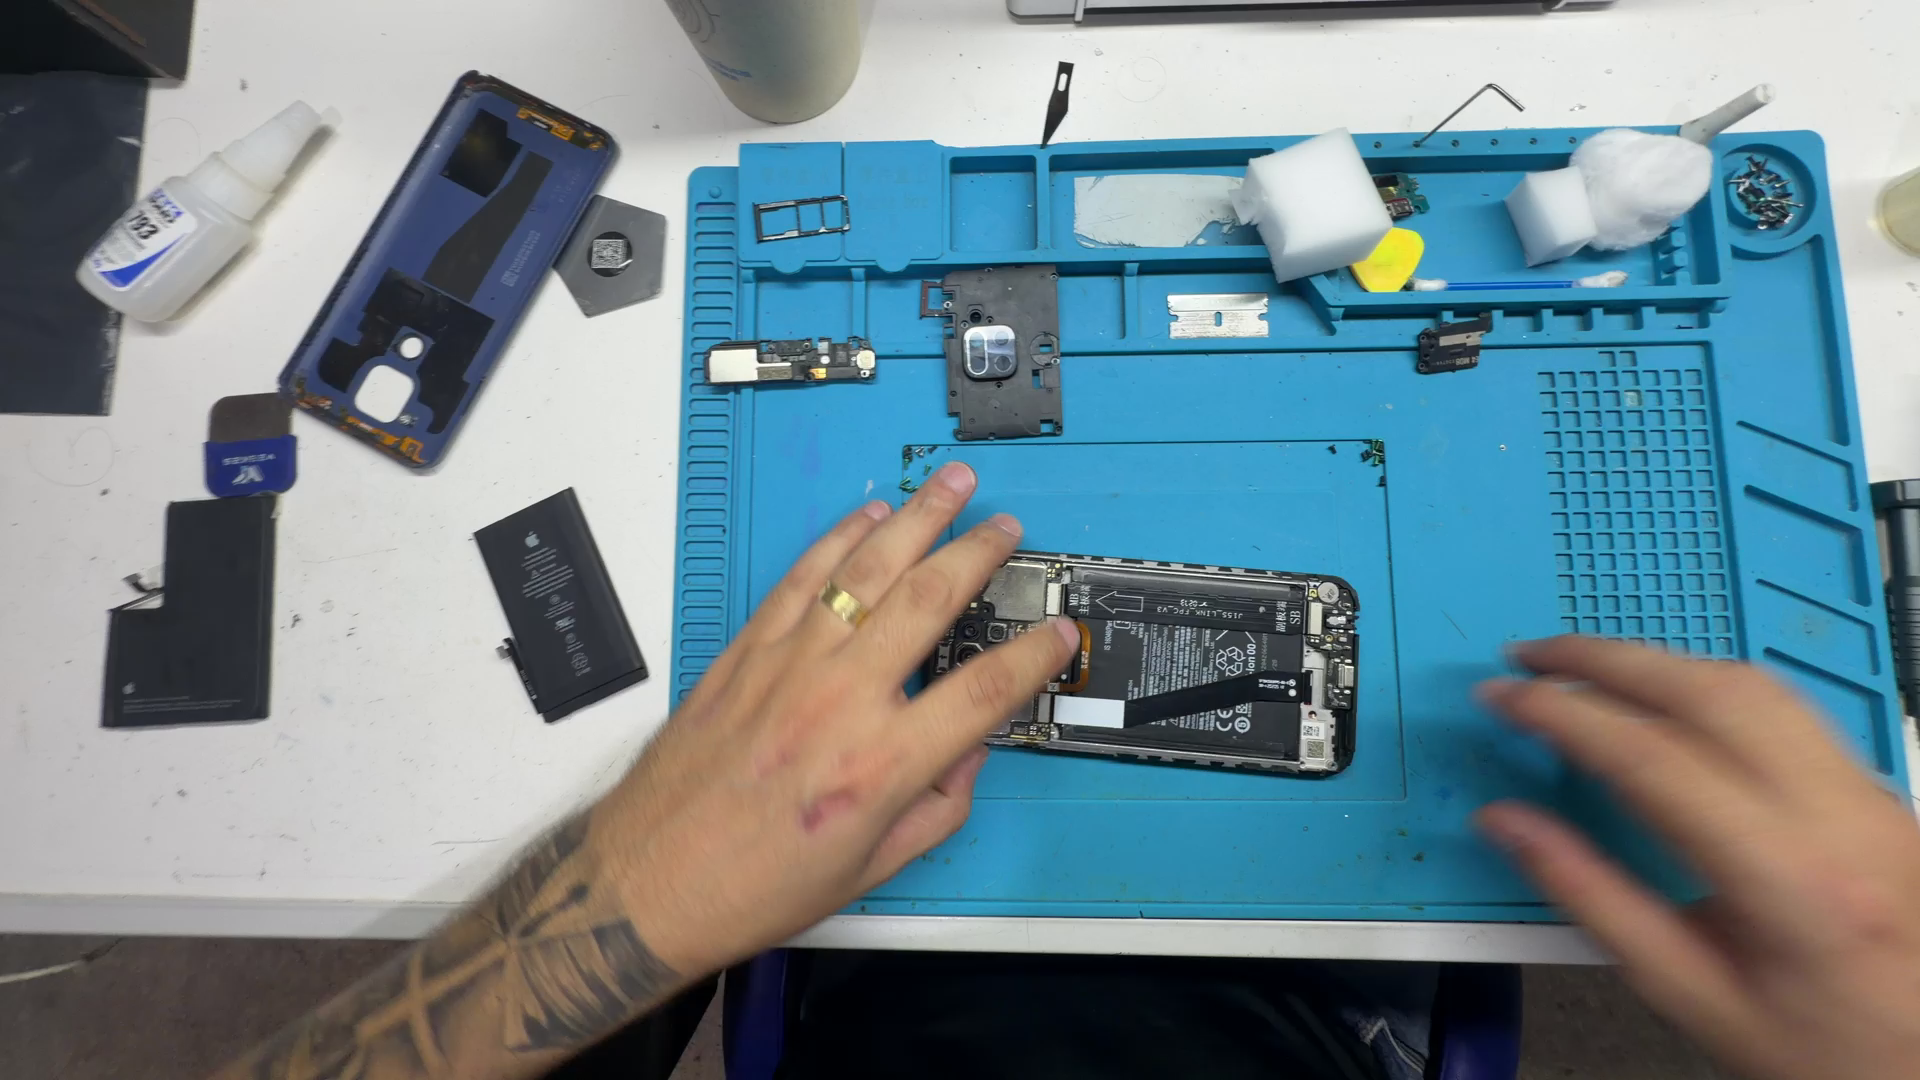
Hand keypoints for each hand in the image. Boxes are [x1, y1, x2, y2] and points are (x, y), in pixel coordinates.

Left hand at [591, 462, 1076, 977]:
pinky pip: (804, 577)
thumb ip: (939, 806)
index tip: (1059, 633)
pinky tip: (868, 515)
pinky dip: (839, 538)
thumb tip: (970, 747)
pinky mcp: (750, 649)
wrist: (650, 881)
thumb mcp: (873, 868)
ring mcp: (791, 664)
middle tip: (1006, 526)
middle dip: (978, 554)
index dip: (1034, 657)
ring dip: (916, 520)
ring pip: (867, 571)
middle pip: (929, 602)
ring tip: (950, 485)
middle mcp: (841, 700)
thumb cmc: (758, 884)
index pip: (985, 693)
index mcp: (881, 764)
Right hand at [1476, 636, 1919, 1079]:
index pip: (1647, 756)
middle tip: (1528, 656)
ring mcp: (1871, 798)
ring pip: (1750, 685)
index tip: (1498, 697)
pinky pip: (1779, 704)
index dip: (1557, 713)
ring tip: (1578, 661)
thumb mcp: (1685, 990)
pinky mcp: (1877, 791)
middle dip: (1599, 658)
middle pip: (1707, 694)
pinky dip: (1695, 677)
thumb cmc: (1820, 1043)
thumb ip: (1585, 895)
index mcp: (1787, 878)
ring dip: (1648, 658)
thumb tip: (1501, 820)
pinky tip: (1653, 689)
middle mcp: (1842, 819)